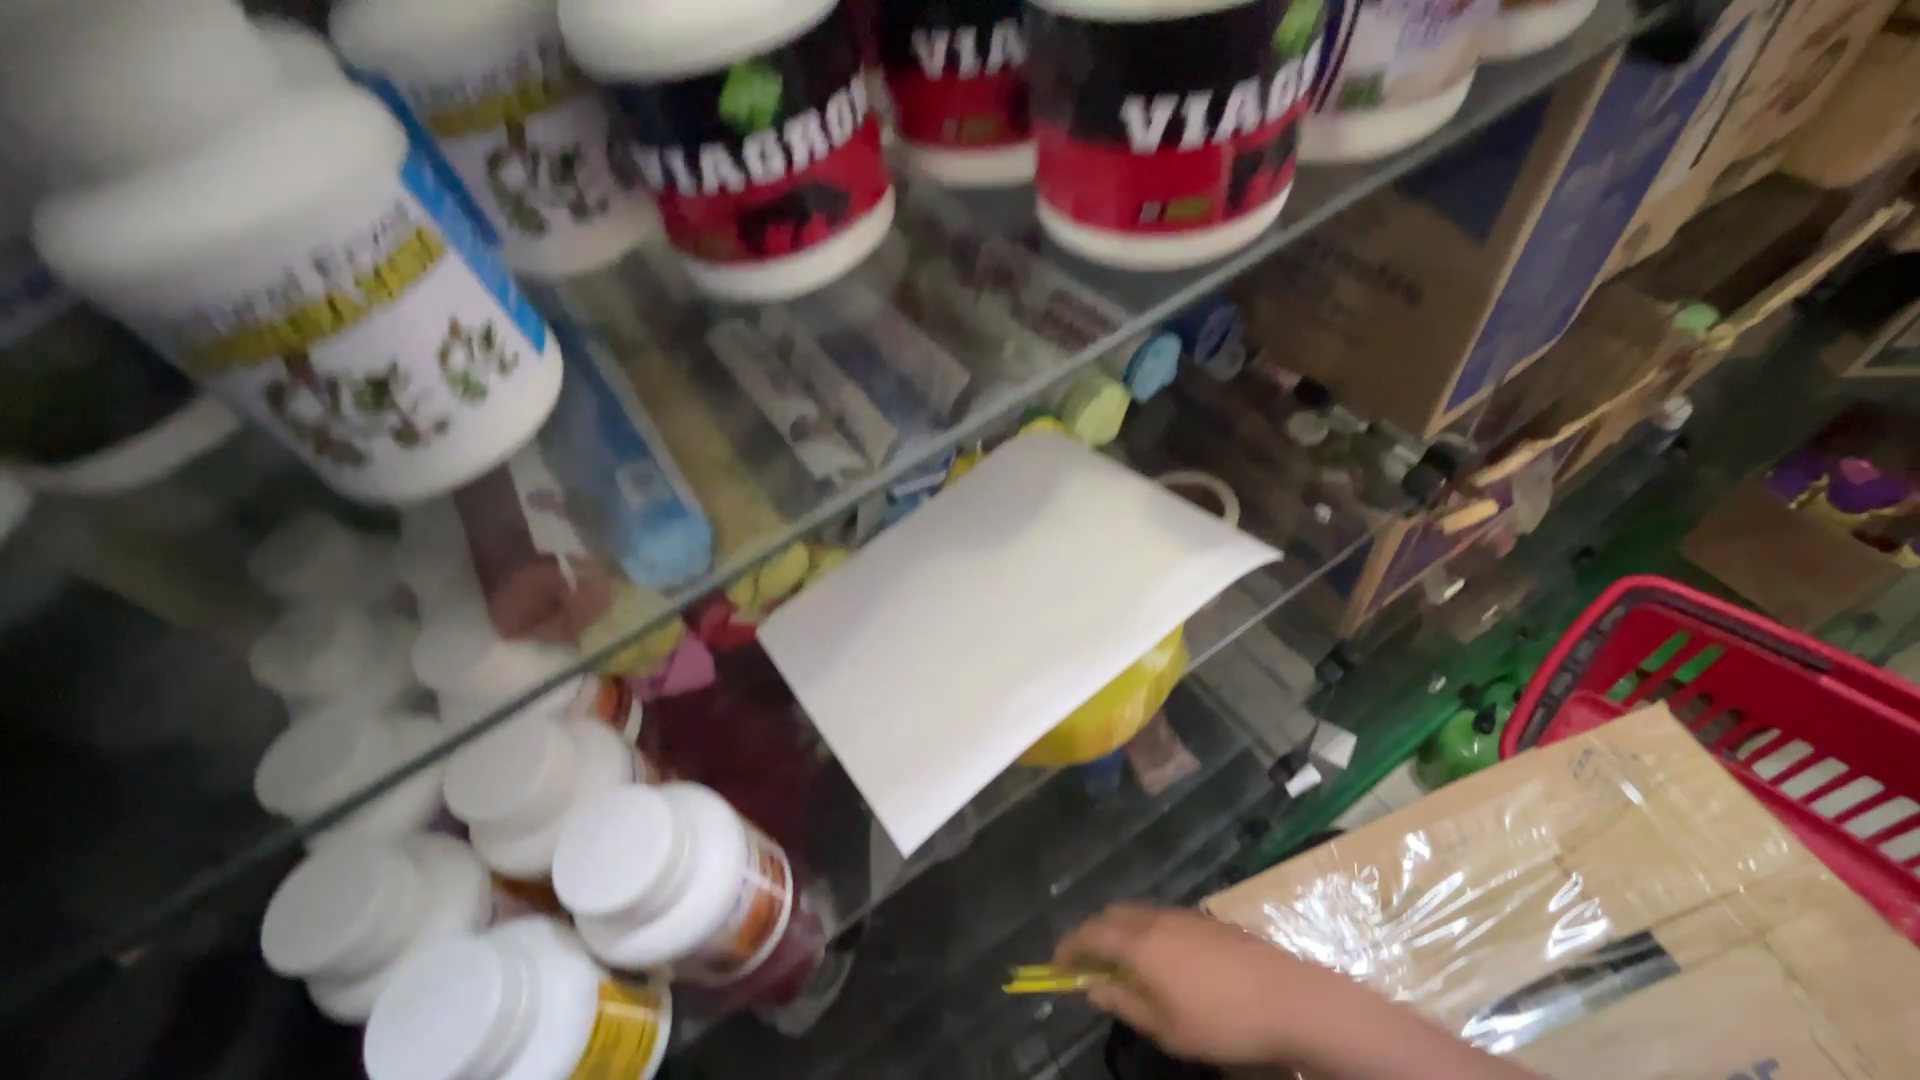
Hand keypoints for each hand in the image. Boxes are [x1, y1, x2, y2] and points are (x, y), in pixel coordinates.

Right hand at [1055, 904, 1354, 1065]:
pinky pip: (1162, 917)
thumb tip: (1092, 988)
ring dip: (1121, 931)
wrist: (1292, 1000)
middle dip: (1092, 934)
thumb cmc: (1223, 1022)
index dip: (1068, 947)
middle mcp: (1157, 920)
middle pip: (1112, 915)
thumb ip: (1124, 1004)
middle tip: (1088, 964)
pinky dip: (1146, 931)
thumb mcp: (1167, 1028)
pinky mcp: (1210, 920)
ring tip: (1123, 964)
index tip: (1056, 965)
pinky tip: (1162, 960)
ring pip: (1139, 913)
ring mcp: (1186, 915)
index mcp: (1139, 944)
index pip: (1090, 934)